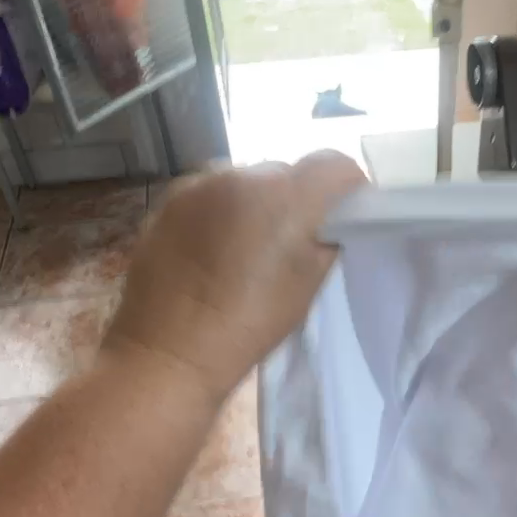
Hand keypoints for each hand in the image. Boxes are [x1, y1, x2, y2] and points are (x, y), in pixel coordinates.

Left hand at [105, 151, 367, 399]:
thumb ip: (325, 243)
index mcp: (286, 198)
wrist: (168, 351)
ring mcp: (199, 184)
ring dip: (256, 204)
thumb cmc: (248, 326)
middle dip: (296, 200)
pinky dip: (222, 212)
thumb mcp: (306, 288)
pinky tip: (213, 251)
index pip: (334, 164)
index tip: (346, 215)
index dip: (348, 187)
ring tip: (247, 249)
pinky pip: (210, 194)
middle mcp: (242, 176)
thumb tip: (326, 225)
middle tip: (292, 242)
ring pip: (246, 181)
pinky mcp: (168, 200)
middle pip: (286, 173)